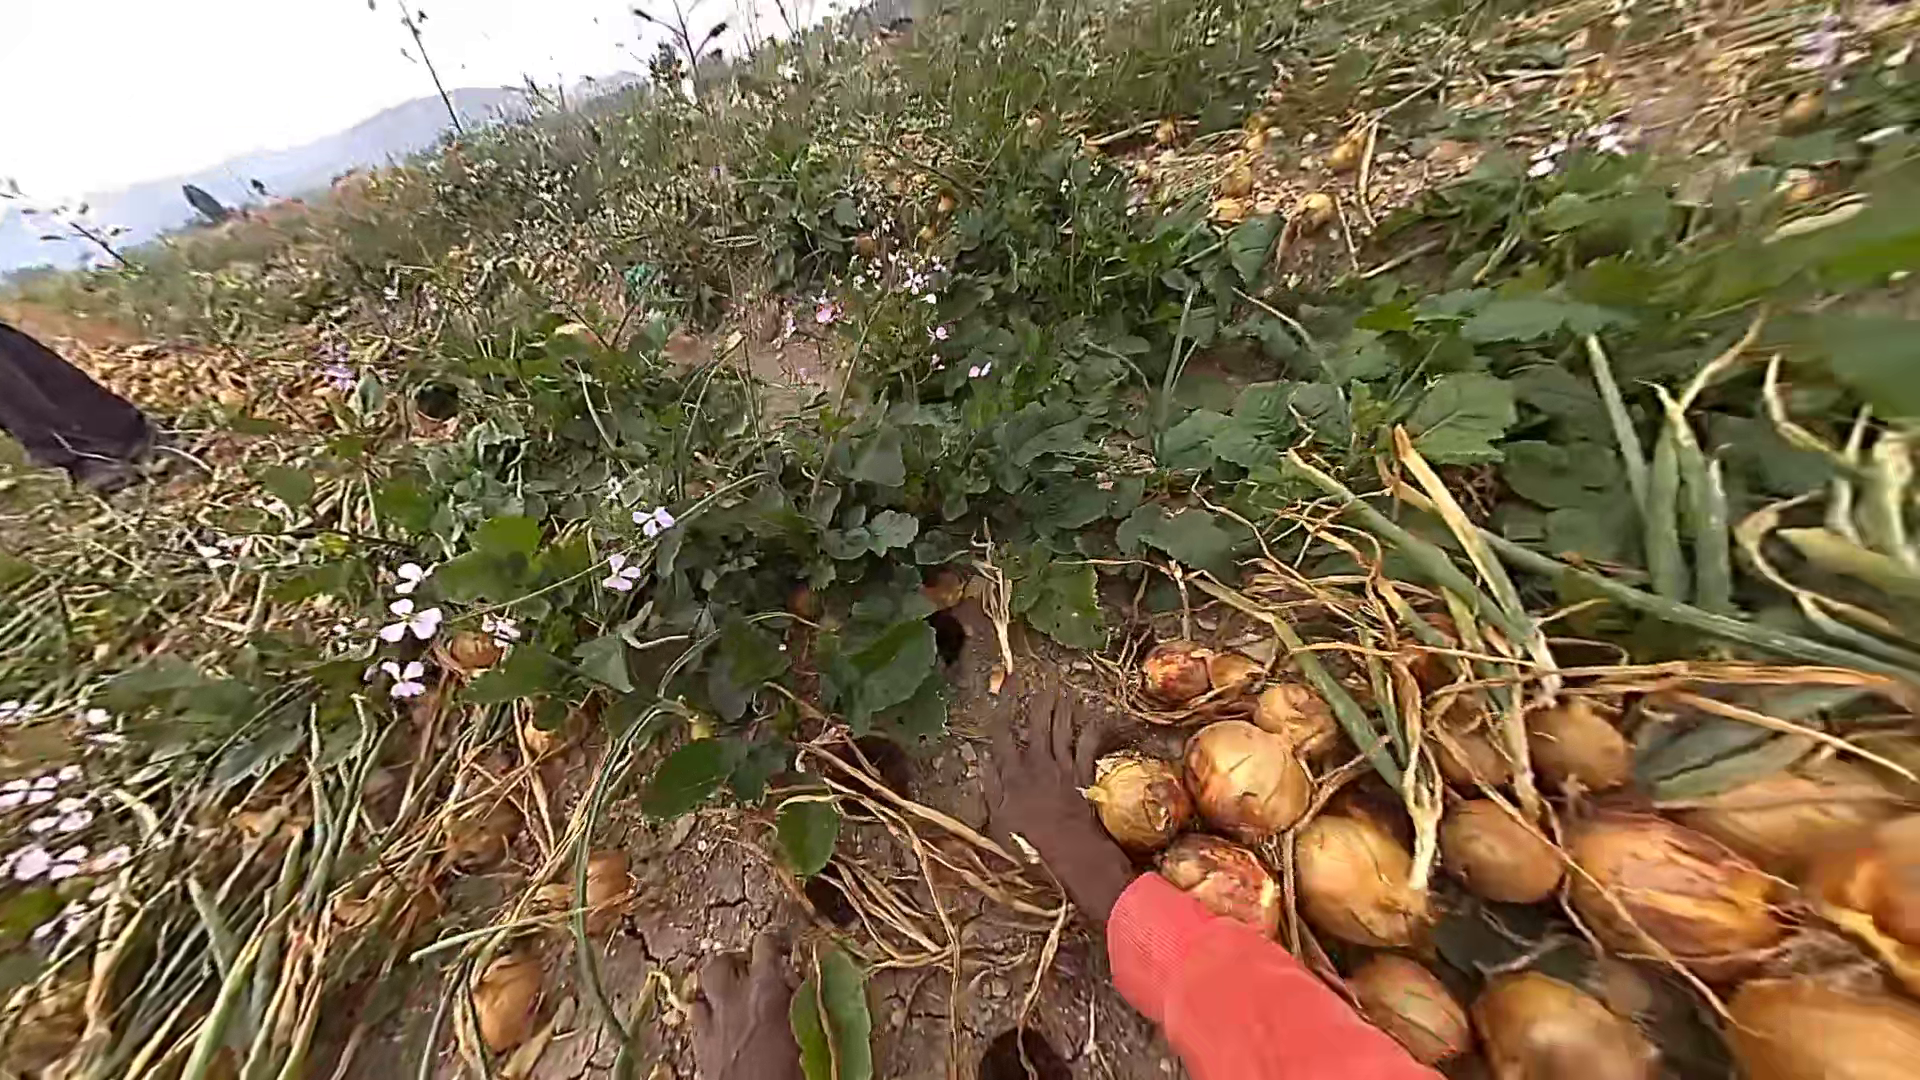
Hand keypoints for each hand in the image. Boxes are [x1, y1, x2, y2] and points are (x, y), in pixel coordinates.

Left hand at [691, 934, 803, 1079]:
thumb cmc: (784, 1070)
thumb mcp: (803, 1025)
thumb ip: (798, 996)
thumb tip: (799, 980)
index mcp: (764, 987)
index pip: (765, 943)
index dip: (774, 941)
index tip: (785, 948)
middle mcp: (732, 998)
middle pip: (719, 962)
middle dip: (733, 962)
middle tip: (750, 968)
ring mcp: (711, 1025)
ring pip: (701, 990)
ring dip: (715, 990)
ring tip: (731, 995)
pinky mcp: (698, 1050)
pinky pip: (695, 1021)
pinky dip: (706, 1017)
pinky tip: (720, 1026)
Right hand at [984, 684, 1135, 925]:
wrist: (1070, 852)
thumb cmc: (1029, 842)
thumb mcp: (998, 819)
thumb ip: (990, 787)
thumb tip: (981, 759)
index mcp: (1014, 772)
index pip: (1003, 735)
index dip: (1002, 712)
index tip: (1001, 692)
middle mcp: (1038, 763)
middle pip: (1038, 725)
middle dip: (1039, 702)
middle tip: (1042, 681)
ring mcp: (1063, 767)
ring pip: (1062, 731)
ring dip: (1063, 711)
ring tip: (1064, 692)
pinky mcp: (1082, 776)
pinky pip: (1087, 749)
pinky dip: (1091, 733)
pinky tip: (1094, 720)